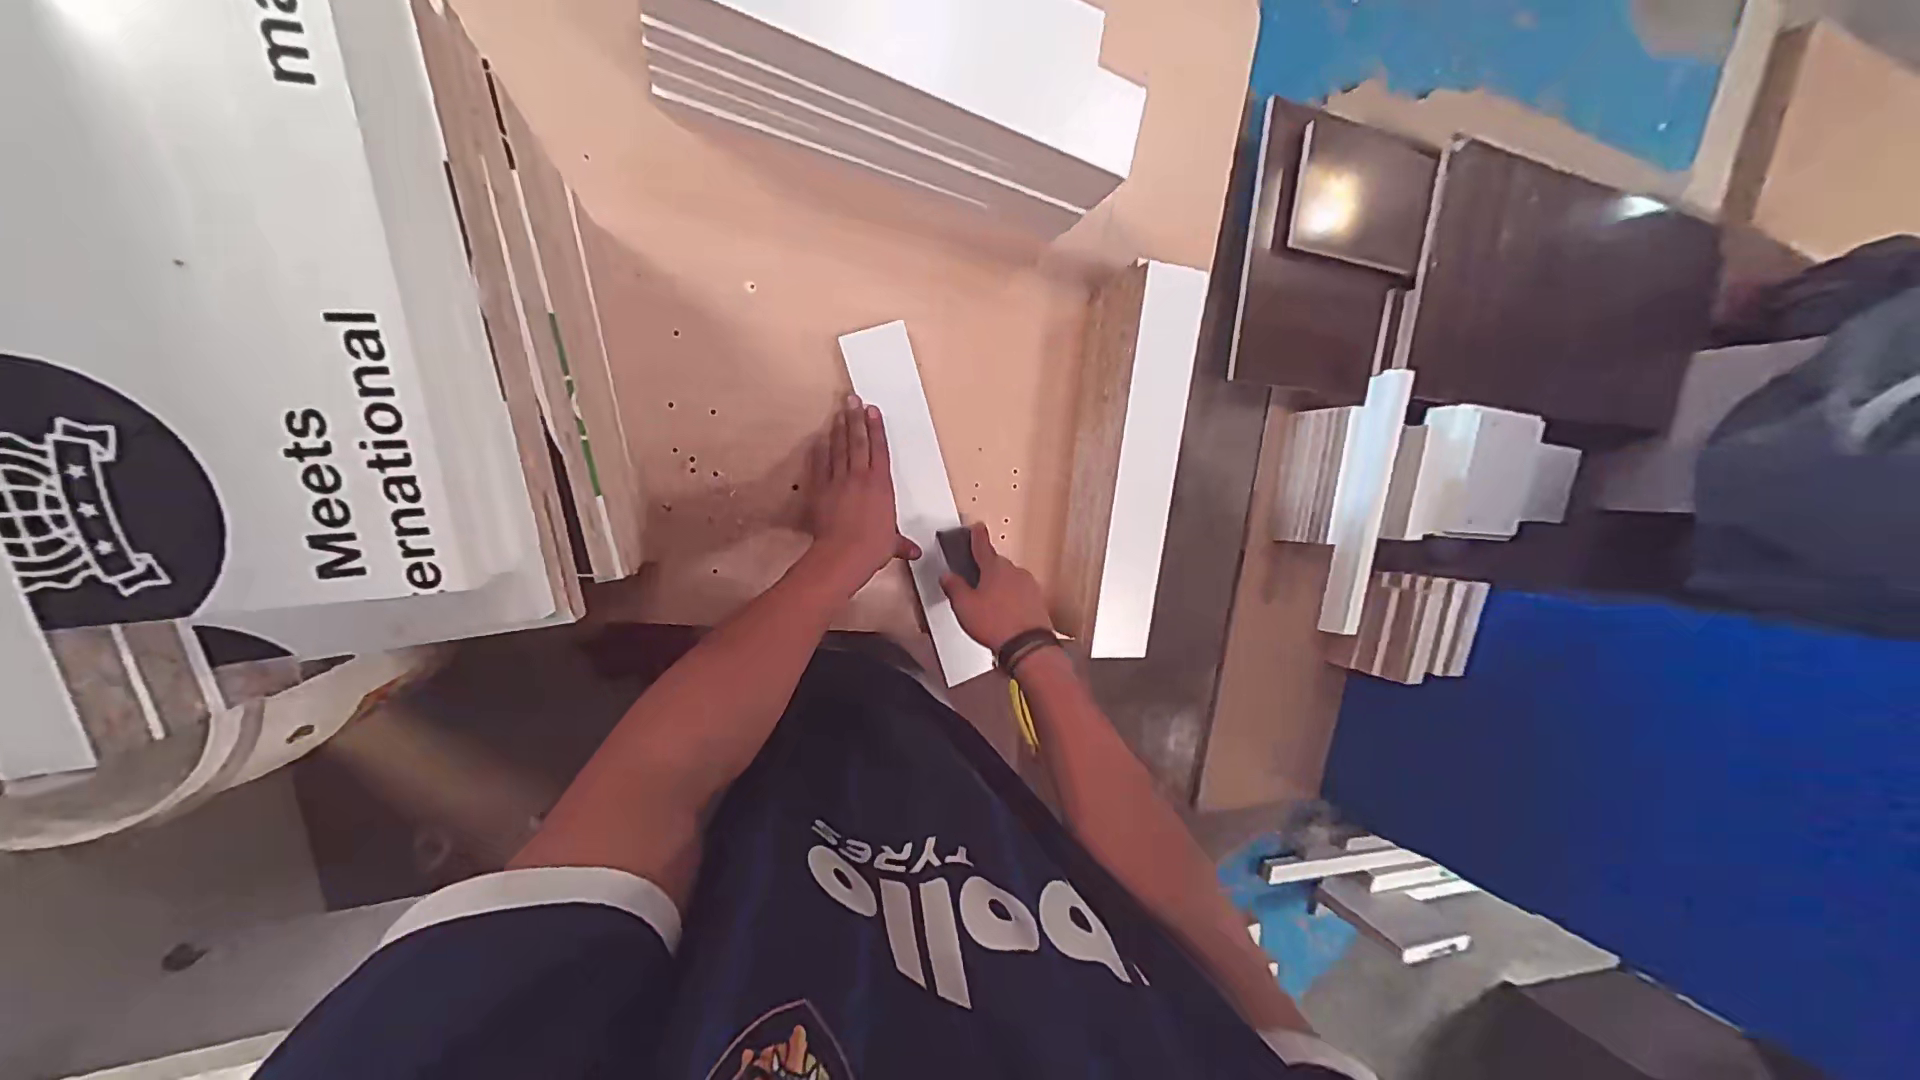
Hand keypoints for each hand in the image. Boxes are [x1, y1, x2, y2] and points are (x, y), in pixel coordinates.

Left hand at [805, 396, 919, 595]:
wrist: (844, 553)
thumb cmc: (873, 547)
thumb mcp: (891, 543)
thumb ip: (901, 543)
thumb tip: (914, 552)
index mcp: (881, 485)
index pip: (879, 449)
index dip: (876, 428)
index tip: (872, 411)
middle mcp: (860, 477)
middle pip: (858, 441)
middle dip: (856, 418)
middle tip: (852, 400)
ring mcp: (839, 481)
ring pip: (839, 448)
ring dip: (839, 428)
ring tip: (840, 412)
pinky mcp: (821, 490)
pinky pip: (821, 465)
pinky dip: (820, 451)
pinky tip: (820, 439)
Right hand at [938, 523, 1052, 651]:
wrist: (1027, 646)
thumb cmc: (997, 625)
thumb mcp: (964, 606)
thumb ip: (954, 587)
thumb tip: (948, 577)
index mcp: (994, 567)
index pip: (982, 545)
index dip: (976, 536)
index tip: (976, 527)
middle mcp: (1014, 571)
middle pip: (995, 564)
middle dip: (985, 570)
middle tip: (972, 582)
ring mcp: (1028, 585)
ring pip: (1008, 579)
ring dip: (998, 587)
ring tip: (986, 607)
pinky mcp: (1036, 600)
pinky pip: (1019, 593)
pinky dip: (1010, 599)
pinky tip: (1002, 614)